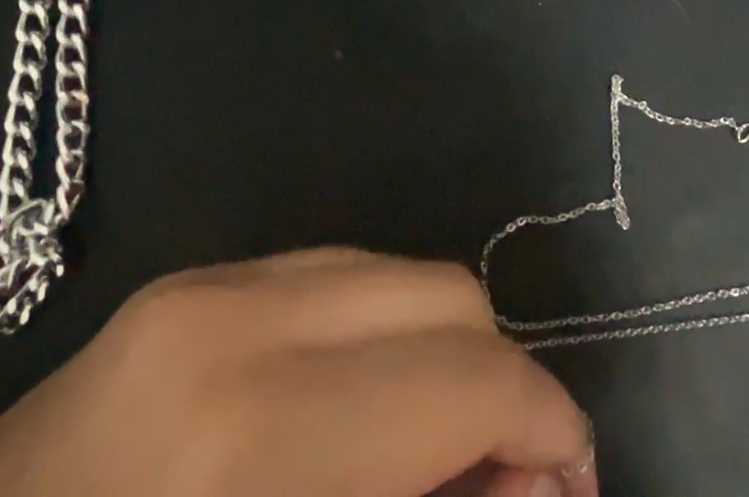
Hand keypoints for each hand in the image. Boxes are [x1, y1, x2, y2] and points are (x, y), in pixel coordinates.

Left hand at [0, 248, 597, 496]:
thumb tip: (542, 481)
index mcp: (259, 429)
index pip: (472, 377)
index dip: (550, 428)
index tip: (570, 482)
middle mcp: (232, 320)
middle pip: (448, 297)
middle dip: (499, 382)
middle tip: (498, 473)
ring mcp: (197, 288)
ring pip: (396, 272)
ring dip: (439, 351)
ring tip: (428, 438)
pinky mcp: (179, 289)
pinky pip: (330, 277)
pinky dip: (375, 332)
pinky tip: (356, 404)